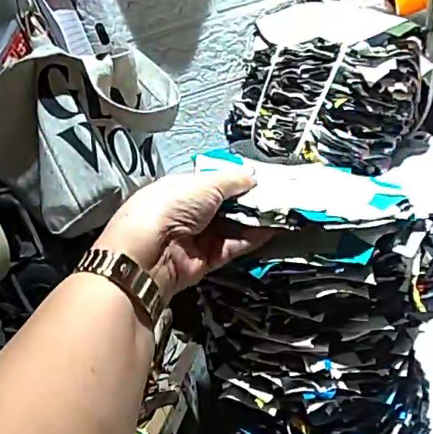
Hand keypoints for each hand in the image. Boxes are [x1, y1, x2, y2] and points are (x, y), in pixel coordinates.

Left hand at [93, 169, 274, 298]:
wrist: (150, 253)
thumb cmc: (171, 207)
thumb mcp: (204, 184)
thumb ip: (232, 180)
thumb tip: (252, 175)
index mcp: (182, 188)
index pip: (214, 182)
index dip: (237, 180)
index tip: (262, 179)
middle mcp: (191, 212)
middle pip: (228, 205)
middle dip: (251, 200)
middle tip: (278, 194)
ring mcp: (200, 236)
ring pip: (235, 225)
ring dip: (257, 218)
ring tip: (282, 210)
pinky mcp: (210, 258)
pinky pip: (236, 245)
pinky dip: (254, 237)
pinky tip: (273, 227)